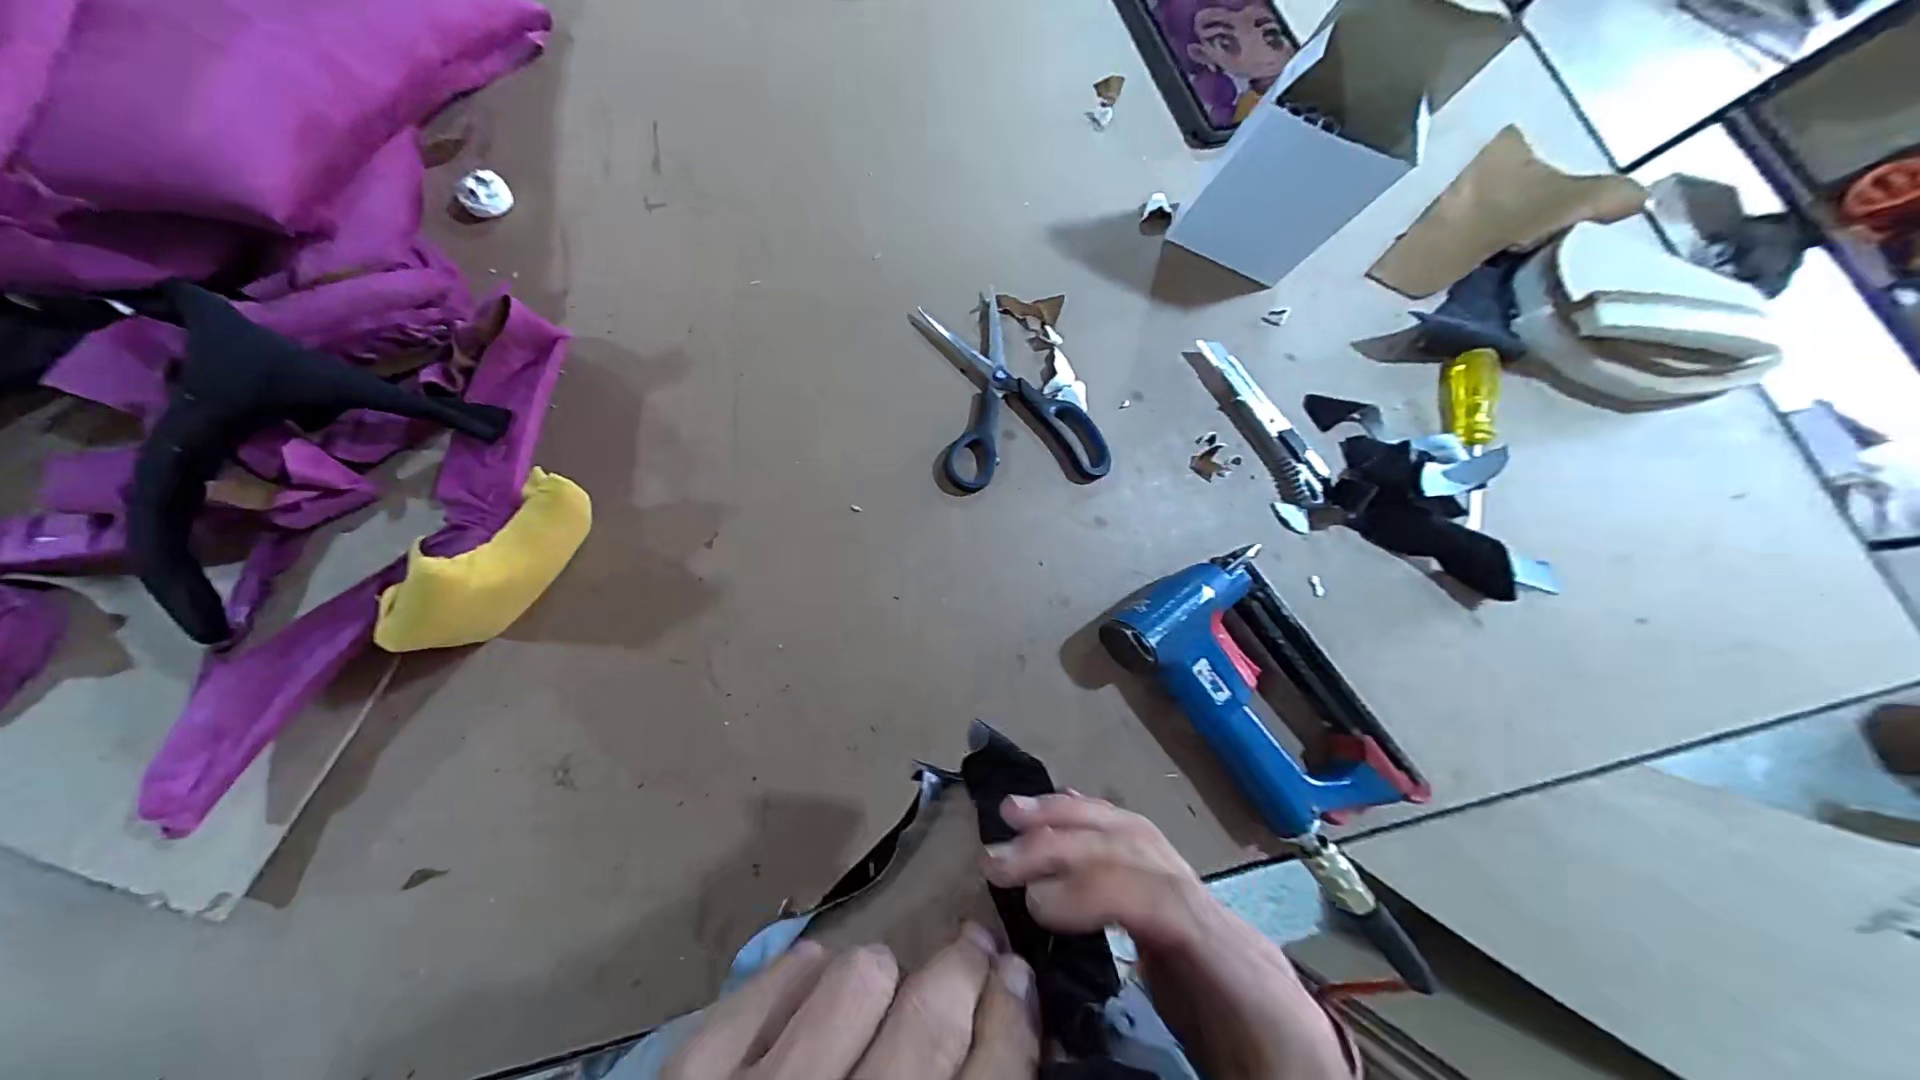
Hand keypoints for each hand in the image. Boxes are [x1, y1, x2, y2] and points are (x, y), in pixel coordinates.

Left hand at [663, 924, 1038, 1079]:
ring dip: (879, 979)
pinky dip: (793, 979)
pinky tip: (810, 986)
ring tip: (881, 992)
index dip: (1013, 1014)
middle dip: (966, 968)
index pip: (991, 1073)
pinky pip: (758, 995)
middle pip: (931, 1014)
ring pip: (854, 982)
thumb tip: (1005, 1051)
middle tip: (976, 949)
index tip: (1017, 977)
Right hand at [983, 794, 1354, 1079]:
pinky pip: (1138, 854)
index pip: (1168, 902)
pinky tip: (1059, 819)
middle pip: (1145, 852)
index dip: (1097, 888)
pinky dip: (1092, 827)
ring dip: (1072, 819)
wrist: (1314, 1078)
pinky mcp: (1186, 912)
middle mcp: (1224, 922)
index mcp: (1243, 974)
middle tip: (998, 860)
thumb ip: (1165, 1066)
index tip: (1035, 907)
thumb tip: (1070, 1041)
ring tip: (1015, 814)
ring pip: (1139, 838)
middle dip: (1067, 842)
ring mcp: (1207, 907)